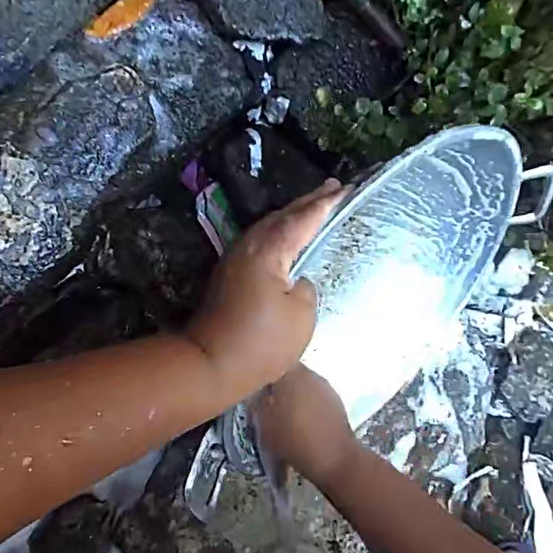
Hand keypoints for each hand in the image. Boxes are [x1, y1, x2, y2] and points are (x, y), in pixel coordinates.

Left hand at [185, 179, 343, 396]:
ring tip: (314, 206)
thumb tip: (297, 280)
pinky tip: (288, 237)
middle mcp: (249, 247)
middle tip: (333, 188)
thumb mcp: (301, 317)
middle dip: (309, 202)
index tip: (344, 188)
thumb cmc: (260, 343)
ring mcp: (235, 260)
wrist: (208, 364)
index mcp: (269, 252)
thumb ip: (306, 290)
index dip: (325, 204)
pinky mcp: (230, 275)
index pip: (303, 219)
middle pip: (283, 216)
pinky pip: (261, 241)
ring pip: (269, 227)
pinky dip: (280, 232)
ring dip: (292, 215)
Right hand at [253, 366, 363, 484]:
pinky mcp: (336, 400)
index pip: (273, 363)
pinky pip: (316, 396)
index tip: (256, 386)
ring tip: (286, 413)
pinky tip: (303, 419)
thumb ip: (258, 402)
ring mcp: (326, 386)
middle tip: (269, 401)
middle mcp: (311, 374)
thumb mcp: (264, 424)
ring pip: (304, 384)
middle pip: (290, 373)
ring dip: (295, 394)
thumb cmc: (293, 439)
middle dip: (280, 384)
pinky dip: (308, 403)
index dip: (263, 374)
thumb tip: (259, 392)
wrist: (333, 457)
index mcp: (291, 374)